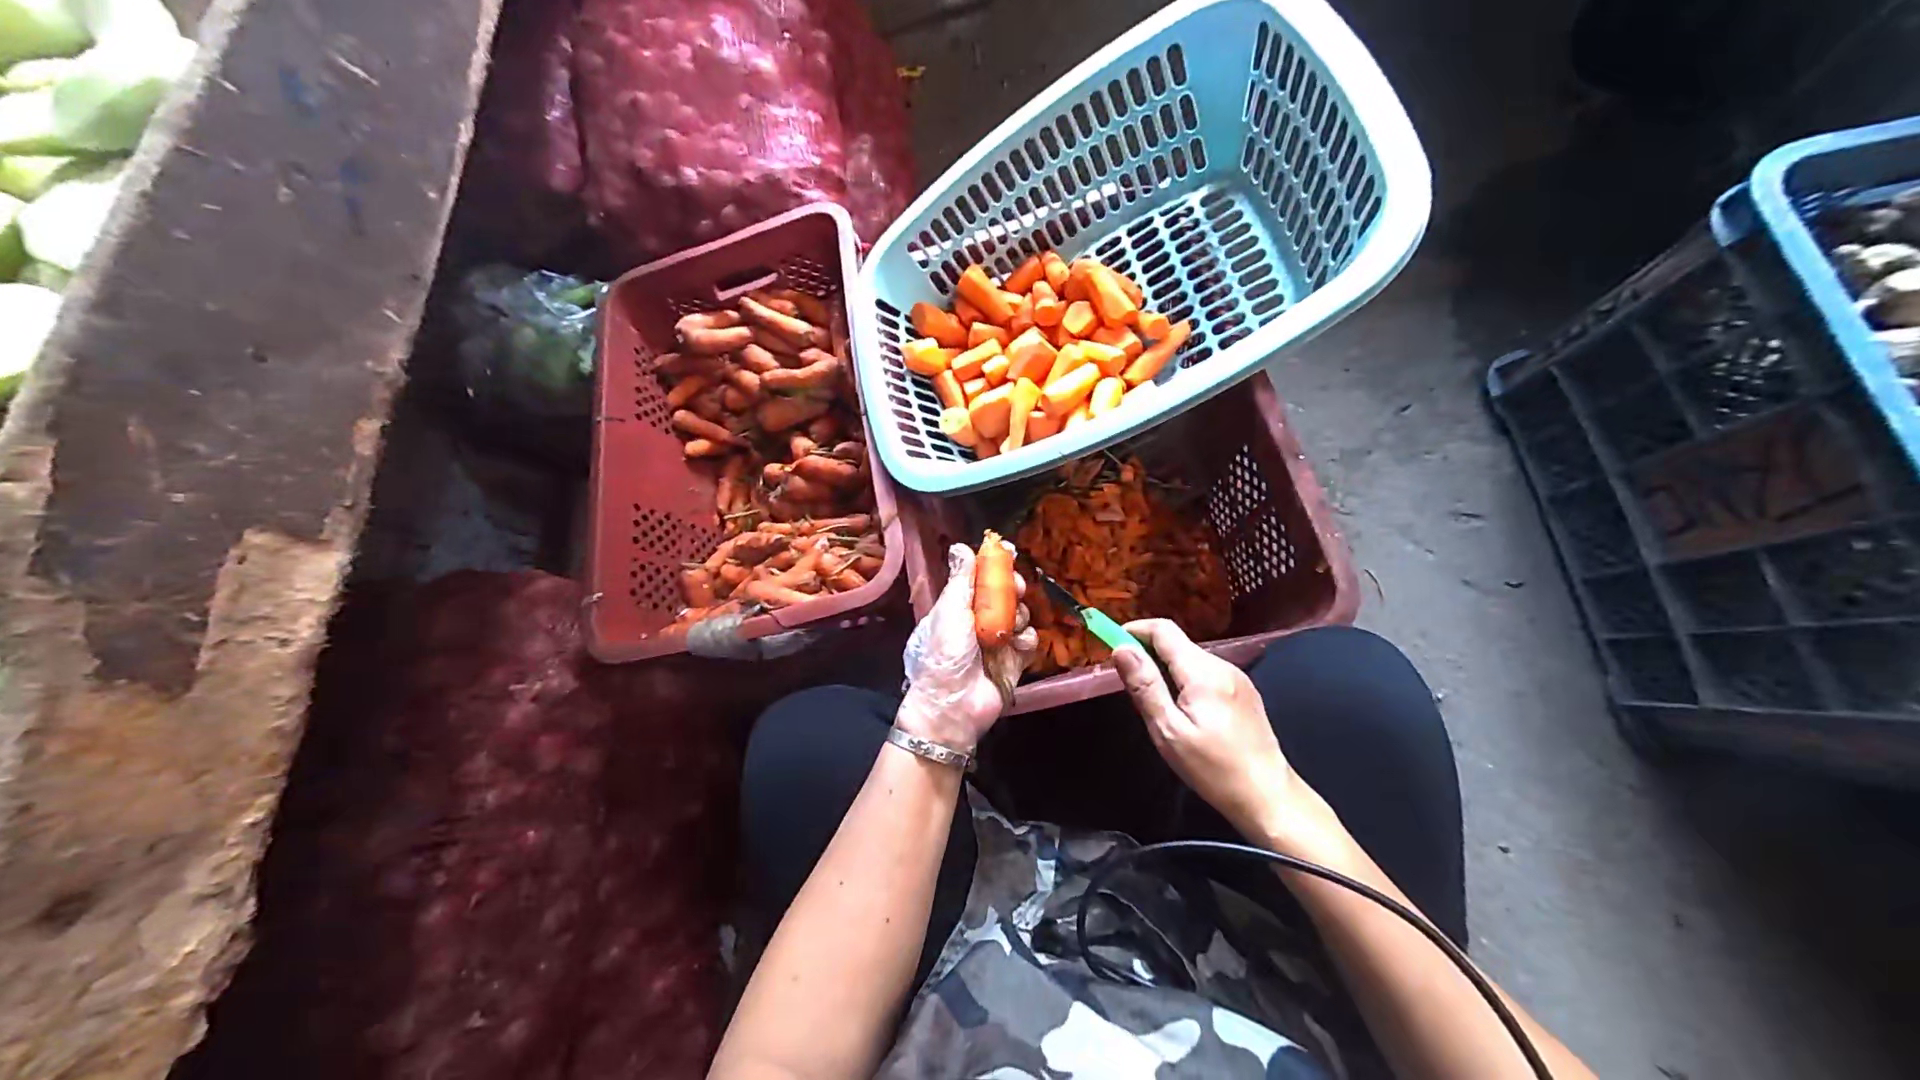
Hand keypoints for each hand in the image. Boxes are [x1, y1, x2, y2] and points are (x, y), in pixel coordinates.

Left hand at [897, 543, 1036, 751]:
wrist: (952, 708)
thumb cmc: (944, 655)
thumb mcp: (949, 611)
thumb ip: (960, 580)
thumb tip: (961, 547)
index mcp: (956, 608)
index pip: (978, 579)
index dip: (992, 566)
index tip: (1006, 552)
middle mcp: (977, 623)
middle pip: (1003, 595)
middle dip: (1012, 587)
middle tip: (1015, 586)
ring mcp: (997, 643)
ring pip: (1019, 615)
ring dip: (1020, 614)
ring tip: (1013, 623)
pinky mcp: (1013, 662)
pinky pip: (1029, 641)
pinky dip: (1027, 638)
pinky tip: (1019, 642)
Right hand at [1112, 619, 1302, 840]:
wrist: (1269, 796)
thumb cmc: (1213, 769)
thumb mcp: (1168, 731)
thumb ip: (1144, 686)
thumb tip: (1121, 648)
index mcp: (1202, 672)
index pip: (1163, 630)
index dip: (1134, 630)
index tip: (1110, 643)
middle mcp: (1222, 665)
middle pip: (1177, 644)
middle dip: (1148, 652)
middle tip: (1129, 682)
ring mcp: (1237, 678)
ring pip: (1191, 659)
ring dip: (1165, 667)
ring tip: (1154, 702)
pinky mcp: (1244, 692)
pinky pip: (1205, 673)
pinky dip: (1184, 679)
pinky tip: (1182, 710)